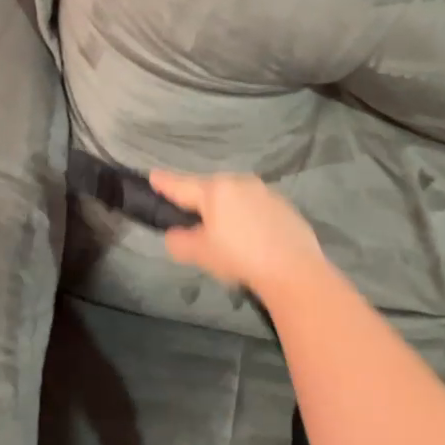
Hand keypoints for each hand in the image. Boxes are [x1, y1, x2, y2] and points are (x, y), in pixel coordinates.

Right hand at [148, 170, 326, 292]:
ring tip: (222, 230)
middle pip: (210, 189)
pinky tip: (249, 236)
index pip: (181, 185)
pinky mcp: (283, 205)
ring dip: (224, 208)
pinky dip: (246, 216)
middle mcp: (240, 183)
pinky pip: (254, 206)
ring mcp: (264, 192)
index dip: (164, 182)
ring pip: (234, 196)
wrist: (292, 268)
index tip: (152, 176)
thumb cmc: (239, 258)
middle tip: (190, 216)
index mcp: (215, 191)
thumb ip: (179, 241)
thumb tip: (174, 235)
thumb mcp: (200, 254)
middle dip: (198, 199)